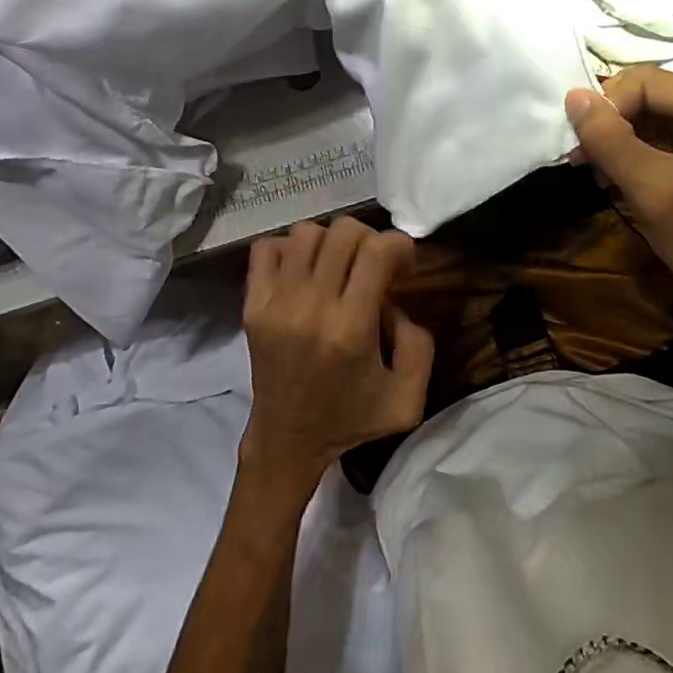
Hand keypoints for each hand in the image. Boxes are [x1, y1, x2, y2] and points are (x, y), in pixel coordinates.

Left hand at [240, 217, 434, 483]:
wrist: (287, 440)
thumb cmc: (350, 419)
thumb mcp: (408, 398)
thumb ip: (420, 344)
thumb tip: (397, 302)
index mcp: (352, 328)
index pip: (377, 251)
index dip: (401, 246)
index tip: (405, 268)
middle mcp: (311, 307)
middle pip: (343, 232)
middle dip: (371, 239)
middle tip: (375, 265)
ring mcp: (275, 304)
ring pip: (306, 233)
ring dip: (331, 242)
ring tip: (340, 266)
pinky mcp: (252, 306)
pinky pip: (266, 248)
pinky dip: (289, 249)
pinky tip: (305, 271)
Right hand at [565, 67, 672, 327]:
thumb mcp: (650, 188)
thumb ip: (610, 140)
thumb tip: (573, 96)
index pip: (649, 82)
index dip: (608, 106)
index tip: (580, 144)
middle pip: (651, 93)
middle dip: (611, 121)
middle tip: (581, 155)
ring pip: (651, 114)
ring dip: (617, 137)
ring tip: (593, 167)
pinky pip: (661, 134)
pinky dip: (632, 150)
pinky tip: (612, 172)